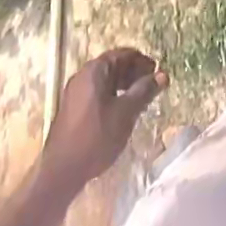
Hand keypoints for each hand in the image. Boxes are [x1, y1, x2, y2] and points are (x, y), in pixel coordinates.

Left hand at [38, 47, 167, 191]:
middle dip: (134, 73)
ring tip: (142, 98)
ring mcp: (76, 93)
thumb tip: (162, 75)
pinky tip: (123, 111)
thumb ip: (144, 91)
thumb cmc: (96, 136)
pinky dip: (114, 96)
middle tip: (153, 85)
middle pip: (113, 66)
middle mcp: (82, 76)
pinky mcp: (74, 109)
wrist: (62, 170)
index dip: (142, 60)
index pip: (122, 54)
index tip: (157, 71)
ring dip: (125, 85)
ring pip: (106, 81)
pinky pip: (98, 93)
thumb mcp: (126, 112)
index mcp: (94, 71)